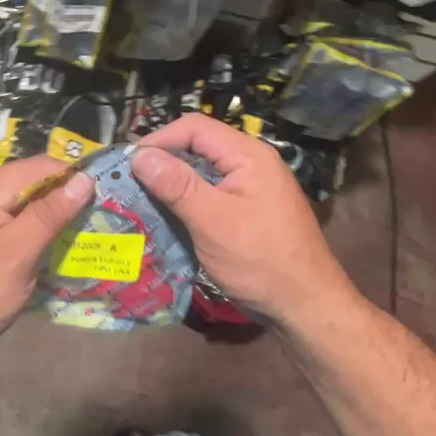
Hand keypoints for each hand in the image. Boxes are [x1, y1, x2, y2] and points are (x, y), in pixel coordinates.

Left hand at [0, 156, 93, 368]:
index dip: (74, 177)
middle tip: (98, 222)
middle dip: (64, 200)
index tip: (105, 198)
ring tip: (81, 239)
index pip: (40, 166)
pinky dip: (31, 236)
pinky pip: (9, 227)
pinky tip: (50, 255)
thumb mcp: (17, 254)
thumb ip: (49, 214)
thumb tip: (84, 178)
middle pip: (31, 184)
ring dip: (50, 221)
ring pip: (21, 207)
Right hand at [131, 114, 356, 325]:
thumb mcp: (214, 222)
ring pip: (202, 172)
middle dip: (163, 161)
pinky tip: (168, 219)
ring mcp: (252, 187)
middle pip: (198, 146)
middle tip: (129, 183)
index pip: (194, 127)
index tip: (129, 164)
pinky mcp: (249, 210)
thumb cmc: (262, 262)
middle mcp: (252, 163)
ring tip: (141, 201)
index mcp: (248, 155)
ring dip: (173, 184)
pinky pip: (211, 194)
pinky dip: (188, 202)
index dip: (159, 140)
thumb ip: (177, 186)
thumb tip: (139, 155)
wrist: (307, 308)